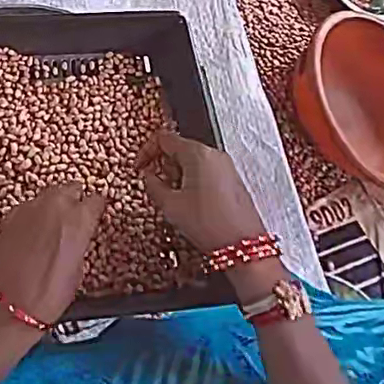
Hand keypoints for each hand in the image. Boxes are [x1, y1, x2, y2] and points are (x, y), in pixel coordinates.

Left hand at [0, 183, 104, 325]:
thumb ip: (80, 240)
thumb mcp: (79, 267)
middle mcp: (56, 204)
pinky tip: (33, 233)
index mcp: (80, 218)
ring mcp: (31, 206)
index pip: (96, 199)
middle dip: (74, 200)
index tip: (95, 212)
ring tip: (52, 227)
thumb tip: (76, 235)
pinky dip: (33, 215)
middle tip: (74, 217)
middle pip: (71, 188)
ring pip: (49, 195)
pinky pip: (29, 207)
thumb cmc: (49, 293)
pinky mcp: (11, 214)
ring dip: (53, 206)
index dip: (96, 207)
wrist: (10, 303)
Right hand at [139, 130, 263, 253]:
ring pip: (192, 161)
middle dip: (165, 167)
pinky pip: (205, 172)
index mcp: (197, 153)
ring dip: (178, 176)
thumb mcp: (170, 205)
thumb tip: (148, 176)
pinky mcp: (232, 180)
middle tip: (161, 189)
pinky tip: (193, 205)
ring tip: (179, 202)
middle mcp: (214, 154)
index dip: (147, 151)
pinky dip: (193, 182)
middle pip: (179, 149)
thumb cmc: (211, 224)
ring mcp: (225, 166)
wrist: (243, 246)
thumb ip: (153, 185)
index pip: (164, 138)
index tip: (140, 167)